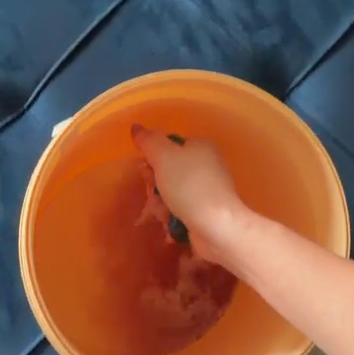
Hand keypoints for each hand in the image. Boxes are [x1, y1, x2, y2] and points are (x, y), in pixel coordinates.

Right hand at [131, 124, 248, 265]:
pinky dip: (172, 217)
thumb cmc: (190, 186)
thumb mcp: (164, 156)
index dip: (153, 158)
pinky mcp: (205, 213)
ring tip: (165, 213)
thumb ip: (149, 141)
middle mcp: (207, 166)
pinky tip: (172, 224)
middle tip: (156, 193)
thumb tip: (136, 127)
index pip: (170, 146)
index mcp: (202, 147)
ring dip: (161, 204)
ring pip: (171, 194)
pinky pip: (179, 211)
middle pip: (168, 172)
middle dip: (156, 185)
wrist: (216, 226)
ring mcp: (207, 191)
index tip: (146, 169)